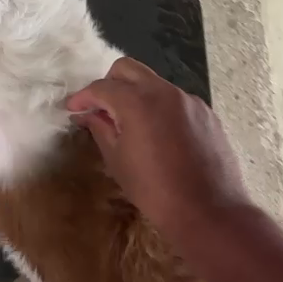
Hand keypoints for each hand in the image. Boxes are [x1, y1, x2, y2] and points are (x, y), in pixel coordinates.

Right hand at [64, 56, 251, 242]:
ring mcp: (189, 101)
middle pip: (127, 69)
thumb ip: (100, 129)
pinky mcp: (206, 114)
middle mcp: (164, 92)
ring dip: (135, 94)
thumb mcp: (117, 160)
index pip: (101, 87)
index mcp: (137, 102)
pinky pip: (174, 100)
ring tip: (129, 123)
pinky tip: (157, 134)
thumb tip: (88, 115)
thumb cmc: (154, 190)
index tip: (72, 109)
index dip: (82, 97)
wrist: (209, 212)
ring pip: (153, 82)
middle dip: (108, 83)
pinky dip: (158, 107)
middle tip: (100, 107)